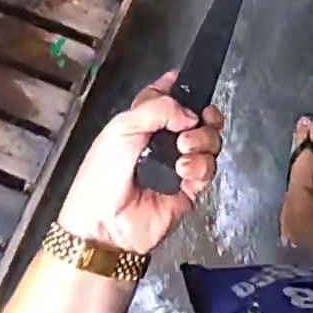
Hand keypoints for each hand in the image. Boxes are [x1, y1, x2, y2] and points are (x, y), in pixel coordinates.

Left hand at [56, 72, 224, 254]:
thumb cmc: (102, 175)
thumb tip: (191, 114)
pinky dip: (200, 165)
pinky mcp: (189, 187)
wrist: (104, 225)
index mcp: (146, 118)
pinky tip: (183, 169)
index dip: (183, 88)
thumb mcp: (123, 127)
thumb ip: (160, 108)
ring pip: (209, 140)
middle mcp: (165, 138)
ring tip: (183, 148)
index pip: (172, 92)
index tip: (190, 91)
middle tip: (197, 121)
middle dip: (205, 115)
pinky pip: (208, 168)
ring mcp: (179, 162)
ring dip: (202, 140)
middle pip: (200, 115)